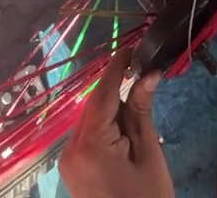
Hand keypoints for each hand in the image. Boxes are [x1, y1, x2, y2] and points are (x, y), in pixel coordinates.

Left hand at [57, 45, 173, 197]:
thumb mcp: (148, 153)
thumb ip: (141, 110)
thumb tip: (148, 72)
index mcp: (89, 145)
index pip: (102, 94)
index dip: (117, 67)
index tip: (133, 47)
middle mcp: (71, 150)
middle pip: (94, 104)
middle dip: (116, 87)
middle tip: (142, 71)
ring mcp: (68, 161)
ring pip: (90, 118)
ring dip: (111, 106)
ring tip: (136, 99)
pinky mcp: (73, 169)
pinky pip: (88, 134)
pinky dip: (105, 123)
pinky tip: (123, 125)